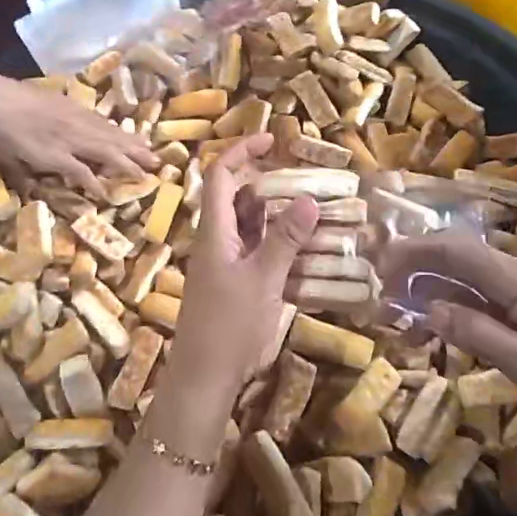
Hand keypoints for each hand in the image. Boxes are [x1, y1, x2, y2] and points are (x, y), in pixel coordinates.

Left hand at [0, 74, 155, 196]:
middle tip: (158, 159)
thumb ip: (76, 171)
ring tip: (144, 143)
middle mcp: (86, 125)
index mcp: (83, 141)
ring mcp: (78, 112)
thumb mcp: (46, 160)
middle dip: (137, 151)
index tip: (150, 176)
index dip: (131, 167)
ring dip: (128, 137)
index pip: (115, 156)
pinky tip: (111, 126)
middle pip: (117, 139)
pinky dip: (111, 126)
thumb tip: (102, 188)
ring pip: (109, 127)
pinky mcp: (67, 104)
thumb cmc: (19, 134)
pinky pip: (99, 118)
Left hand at [169, 135, 316, 399]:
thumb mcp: (263, 280)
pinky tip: (302, 245)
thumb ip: (284, 240)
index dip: (241, 152)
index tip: (270, 139)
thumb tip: (309, 201)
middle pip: (236, 197)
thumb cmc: (229, 326)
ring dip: (274, 212)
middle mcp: (215, 240)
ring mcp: (223, 262)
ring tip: (311, 205)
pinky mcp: (232, 281)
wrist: (204, 376)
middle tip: (304, 177)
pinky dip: (275, 240)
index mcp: (214, 232)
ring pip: (247, 224)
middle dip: (266, 181)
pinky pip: (254, 248)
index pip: (220, 176)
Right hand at [378, 234, 516, 424]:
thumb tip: (427, 308)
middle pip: (451, 256)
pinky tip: (427, 329)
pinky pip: (471, 298)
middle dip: (411, 265)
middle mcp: (511, 275)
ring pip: (457, 277)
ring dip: (423, 288)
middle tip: (377, 289)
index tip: (378, 264)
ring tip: (394, 313)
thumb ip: (475, 332)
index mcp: (515, 279)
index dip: (413, 251)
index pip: (454, 250)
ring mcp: (514, 291)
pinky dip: (443, 307)